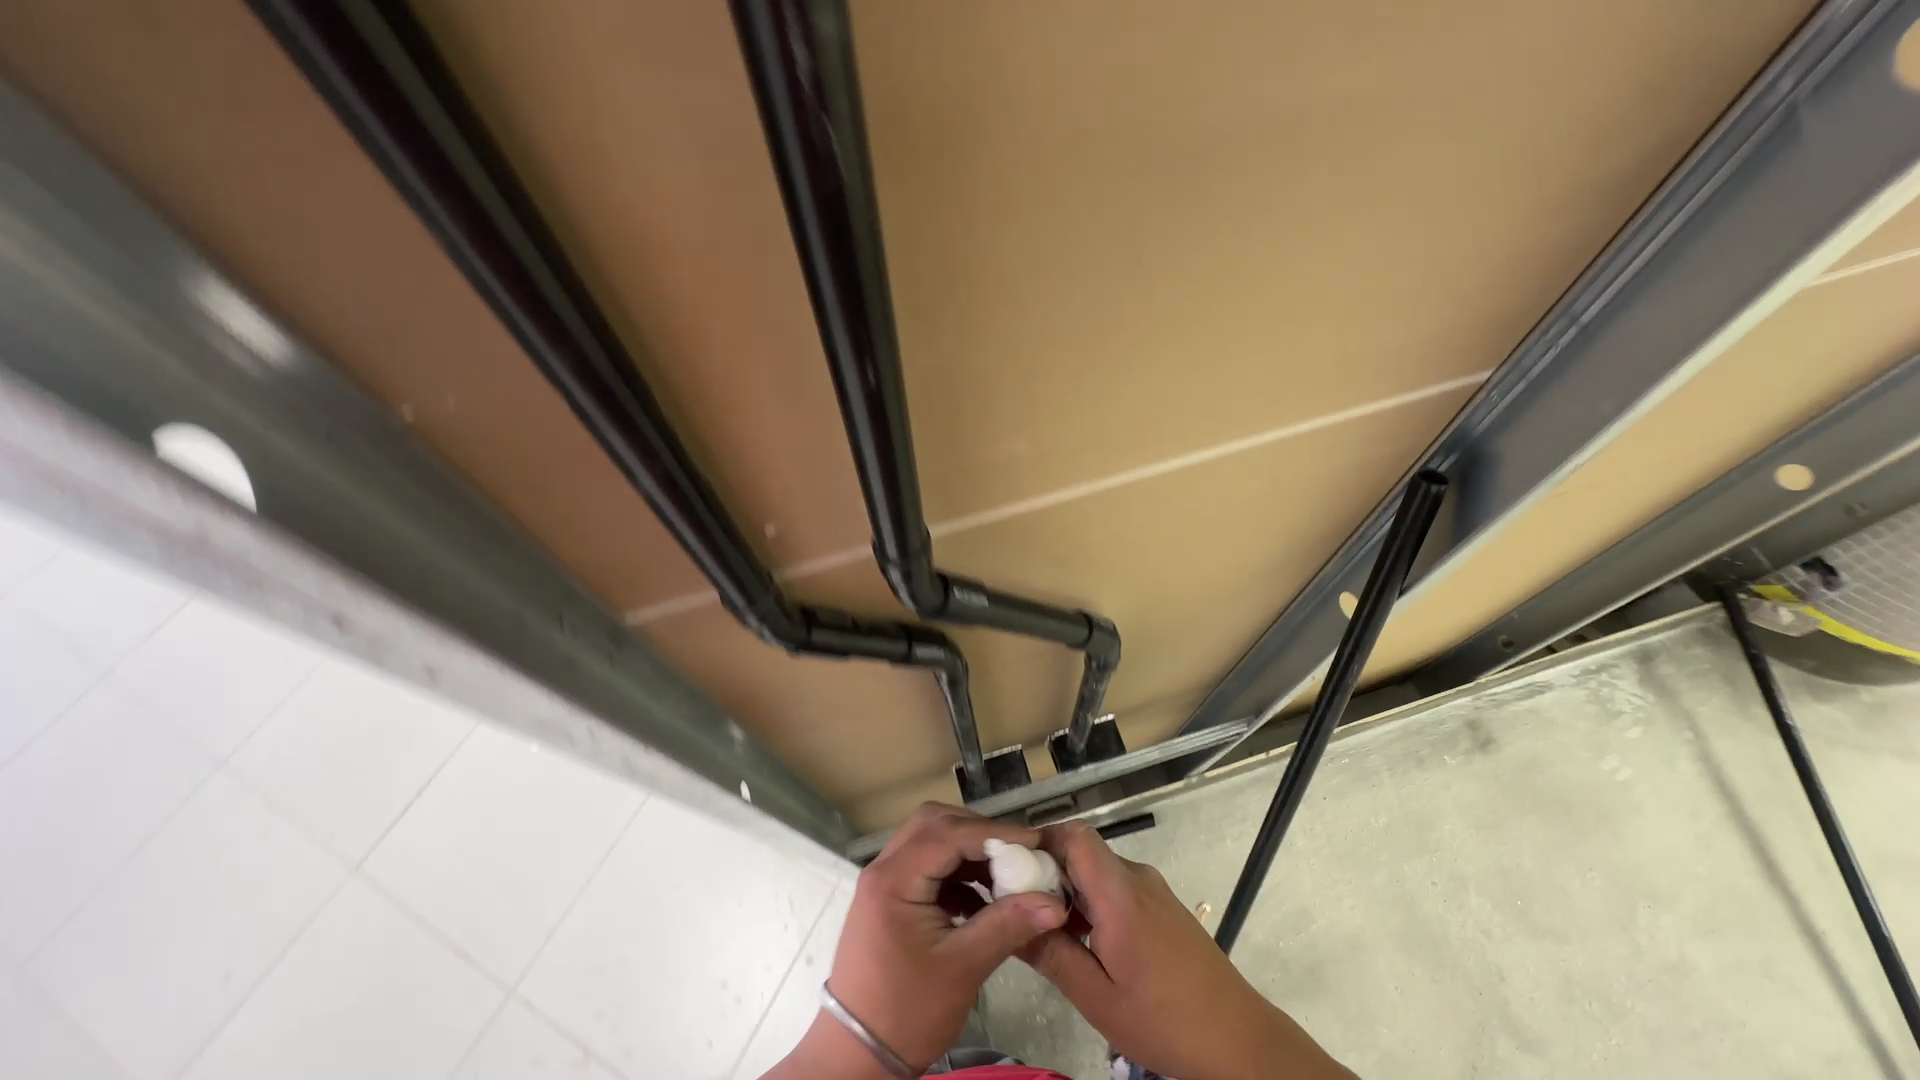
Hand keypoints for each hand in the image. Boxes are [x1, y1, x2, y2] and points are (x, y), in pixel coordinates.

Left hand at [780, 803, 1066, 1076]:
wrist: (859, 1054)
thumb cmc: (907, 1010)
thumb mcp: (963, 966)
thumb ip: (1008, 925)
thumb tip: (1055, 903)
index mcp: (894, 879)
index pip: (948, 833)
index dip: (995, 833)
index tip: (1036, 844)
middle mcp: (883, 870)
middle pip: (934, 825)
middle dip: (980, 833)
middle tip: (1020, 853)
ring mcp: (883, 884)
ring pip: (929, 843)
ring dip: (968, 851)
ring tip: (1007, 875)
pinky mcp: (889, 902)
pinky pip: (926, 868)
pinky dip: (956, 873)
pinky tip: (983, 899)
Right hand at [1020, 821, 1353, 1079]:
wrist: (1237, 1039)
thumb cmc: (1163, 1020)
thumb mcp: (1096, 997)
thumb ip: (1050, 954)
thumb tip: (1007, 920)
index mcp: (1120, 894)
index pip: (1074, 835)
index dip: (1038, 841)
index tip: (1007, 869)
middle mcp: (1137, 879)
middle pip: (1082, 852)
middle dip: (1046, 871)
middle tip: (1013, 905)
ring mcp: (1154, 892)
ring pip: (1098, 872)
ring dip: (1068, 890)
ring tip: (1040, 927)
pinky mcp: (1163, 908)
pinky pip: (1117, 889)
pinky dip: (1091, 903)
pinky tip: (1079, 939)